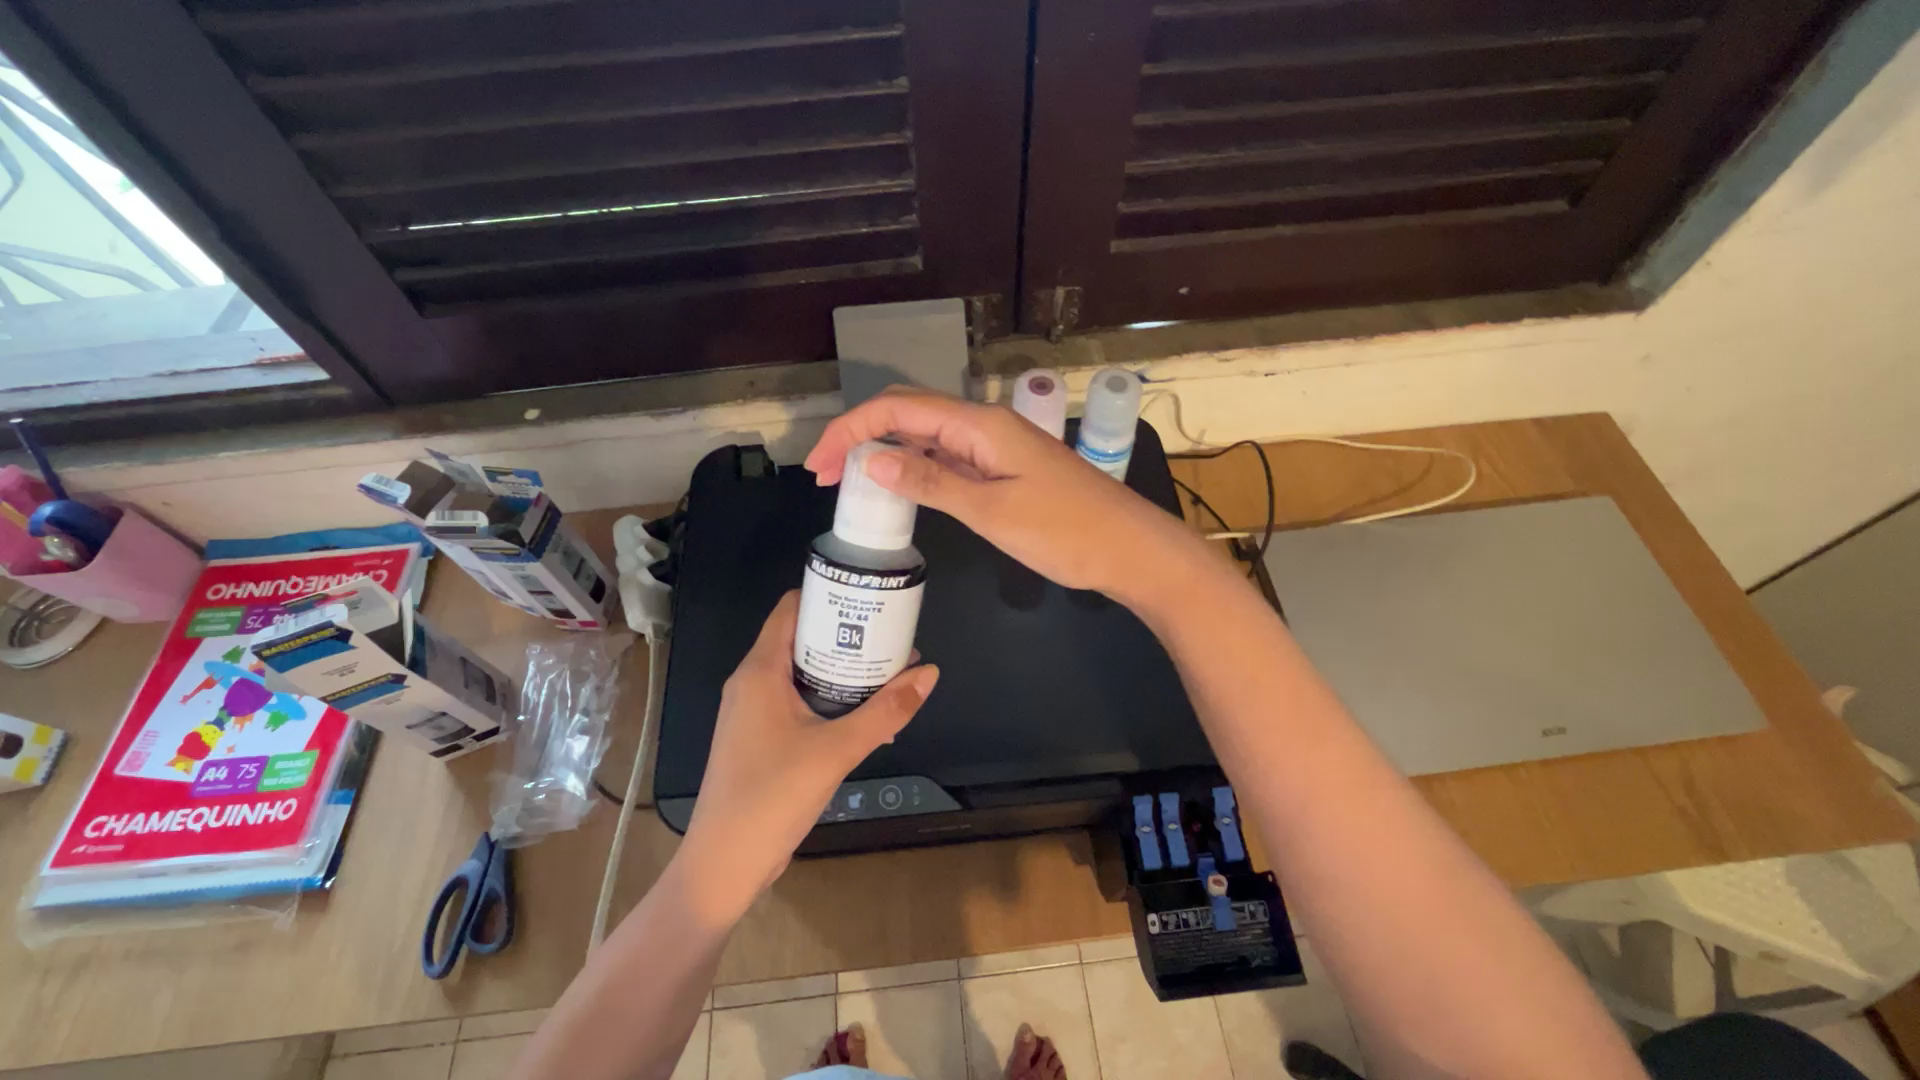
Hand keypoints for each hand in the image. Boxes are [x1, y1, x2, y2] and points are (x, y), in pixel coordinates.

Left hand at [677, 592, 938, 921]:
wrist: (724, 863)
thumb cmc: (772, 797)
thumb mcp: (836, 751)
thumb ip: (885, 711)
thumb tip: (929, 673)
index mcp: (759, 672)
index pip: (791, 609)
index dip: (828, 595)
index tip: (869, 594)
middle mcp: (752, 684)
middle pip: (801, 640)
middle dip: (846, 635)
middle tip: (892, 633)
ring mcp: (754, 714)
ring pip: (803, 675)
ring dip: (843, 671)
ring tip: (889, 670)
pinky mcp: (761, 740)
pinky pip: (799, 704)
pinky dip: (831, 700)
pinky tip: (866, 713)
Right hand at [803, 387, 1207, 600]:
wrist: (1130, 549)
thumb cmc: (1065, 532)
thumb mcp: (990, 511)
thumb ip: (930, 482)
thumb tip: (871, 457)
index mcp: (980, 425)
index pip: (899, 409)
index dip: (851, 429)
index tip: (817, 467)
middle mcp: (985, 426)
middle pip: (910, 414)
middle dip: (861, 435)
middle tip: (825, 475)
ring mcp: (997, 447)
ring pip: (928, 436)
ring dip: (886, 452)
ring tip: (848, 484)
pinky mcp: (1005, 469)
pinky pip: (950, 458)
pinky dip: (917, 469)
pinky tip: (898, 490)